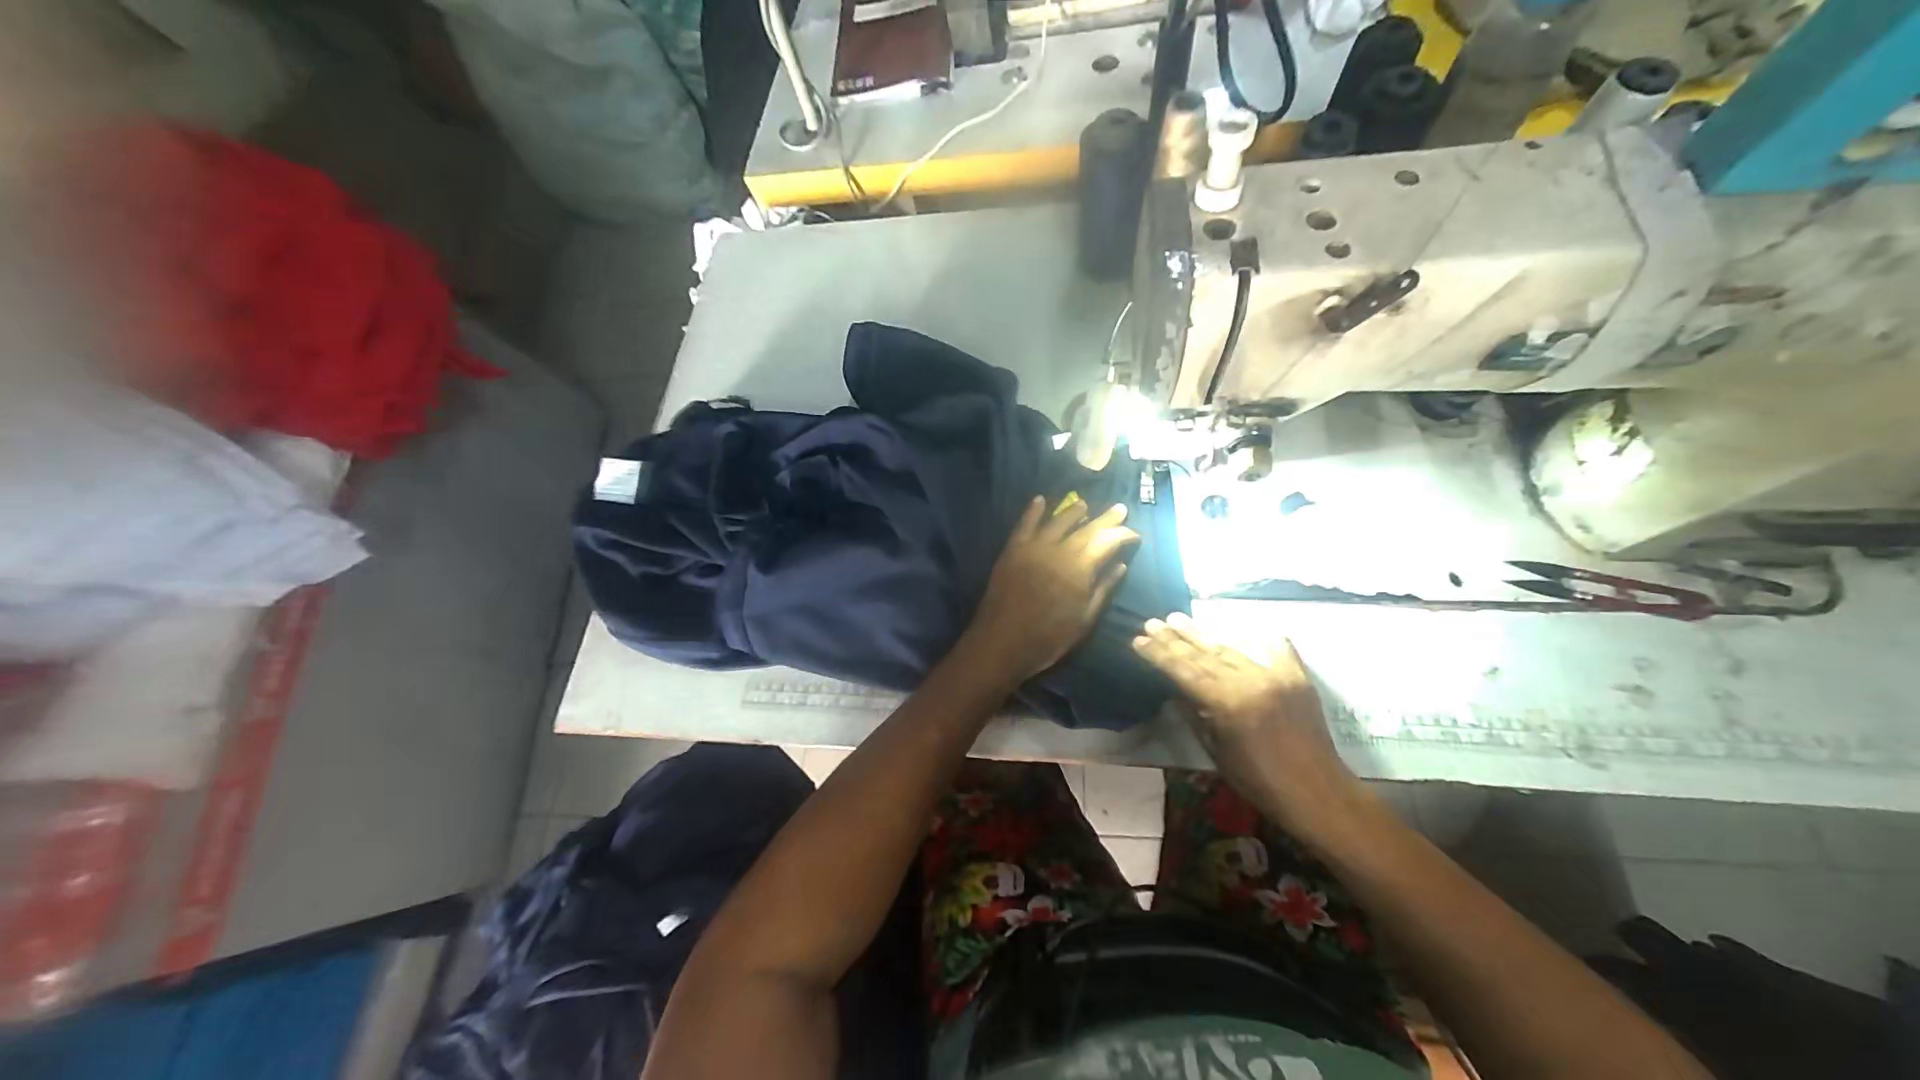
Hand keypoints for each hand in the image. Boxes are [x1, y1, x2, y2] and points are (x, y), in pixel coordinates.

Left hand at [962, 494, 1139, 680]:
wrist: (1001, 644)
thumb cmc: (1048, 639)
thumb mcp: (1084, 620)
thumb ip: (1103, 589)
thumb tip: (1121, 565)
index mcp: (1079, 568)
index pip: (1107, 542)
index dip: (1123, 535)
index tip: (1134, 535)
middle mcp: (1058, 550)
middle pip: (1086, 528)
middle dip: (1105, 519)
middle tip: (1119, 509)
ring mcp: (1032, 548)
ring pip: (1057, 521)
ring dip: (1073, 511)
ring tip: (1085, 505)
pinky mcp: (1012, 551)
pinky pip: (1024, 524)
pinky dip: (1033, 511)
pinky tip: (1040, 500)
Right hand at [1132, 613, 1359, 830]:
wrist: (1317, 793)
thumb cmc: (1259, 782)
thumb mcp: (1216, 752)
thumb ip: (1194, 715)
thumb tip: (1175, 689)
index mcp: (1227, 702)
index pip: (1184, 670)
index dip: (1159, 654)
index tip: (1138, 640)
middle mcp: (1251, 681)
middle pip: (1205, 654)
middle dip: (1176, 639)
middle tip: (1153, 622)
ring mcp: (1276, 676)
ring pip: (1231, 650)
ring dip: (1204, 636)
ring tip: (1179, 620)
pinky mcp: (1298, 678)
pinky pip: (1275, 650)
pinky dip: (1259, 641)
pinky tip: (1247, 630)